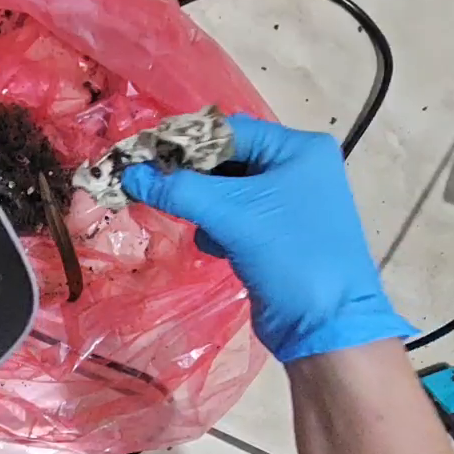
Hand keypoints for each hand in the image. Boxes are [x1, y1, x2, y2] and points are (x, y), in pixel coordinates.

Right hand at [122, 114, 412, 361]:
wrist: (323, 321)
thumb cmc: (288, 254)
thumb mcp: (232, 215)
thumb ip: (179, 191)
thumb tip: (130, 174)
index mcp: (298, 149)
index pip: (230, 131)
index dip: (186, 144)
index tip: (144, 161)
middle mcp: (294, 169)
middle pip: (226, 161)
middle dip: (192, 182)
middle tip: (157, 194)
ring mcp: (284, 204)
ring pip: (224, 193)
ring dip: (203, 210)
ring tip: (202, 229)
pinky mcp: (271, 235)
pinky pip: (231, 220)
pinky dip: (216, 231)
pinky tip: (217, 250)